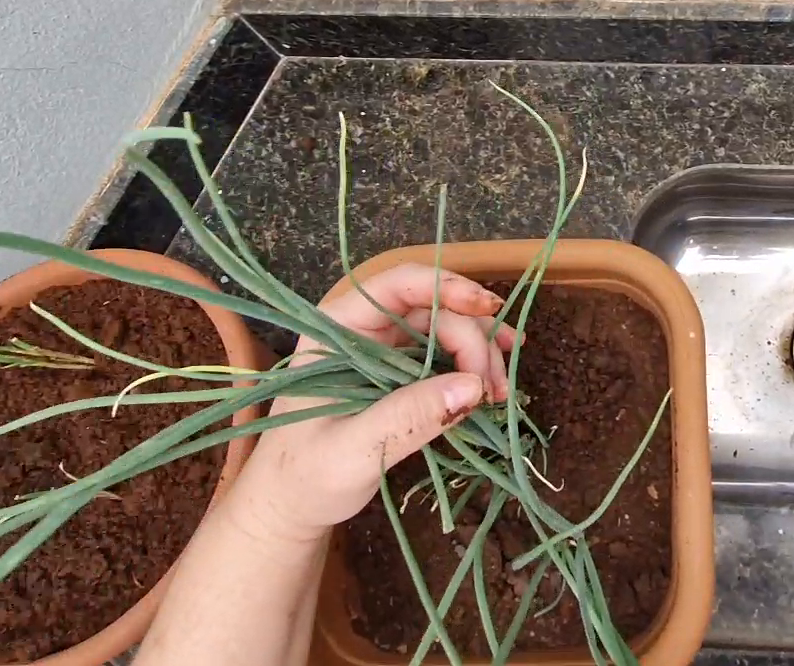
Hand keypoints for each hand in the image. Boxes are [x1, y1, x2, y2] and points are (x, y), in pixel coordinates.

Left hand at [233, 264, 516, 541]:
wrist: (293, 506)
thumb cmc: (304, 477)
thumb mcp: (353, 451)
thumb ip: (409, 416)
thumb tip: (473, 387)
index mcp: (338, 329)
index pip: (398, 286)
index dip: (446, 287)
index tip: (487, 309)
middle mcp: (367, 329)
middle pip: (435, 310)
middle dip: (472, 340)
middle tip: (493, 388)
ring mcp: (389, 349)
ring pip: (449, 329)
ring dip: (482, 354)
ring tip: (501, 393)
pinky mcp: (407, 372)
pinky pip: (450, 356)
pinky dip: (476, 368)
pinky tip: (495, 387)